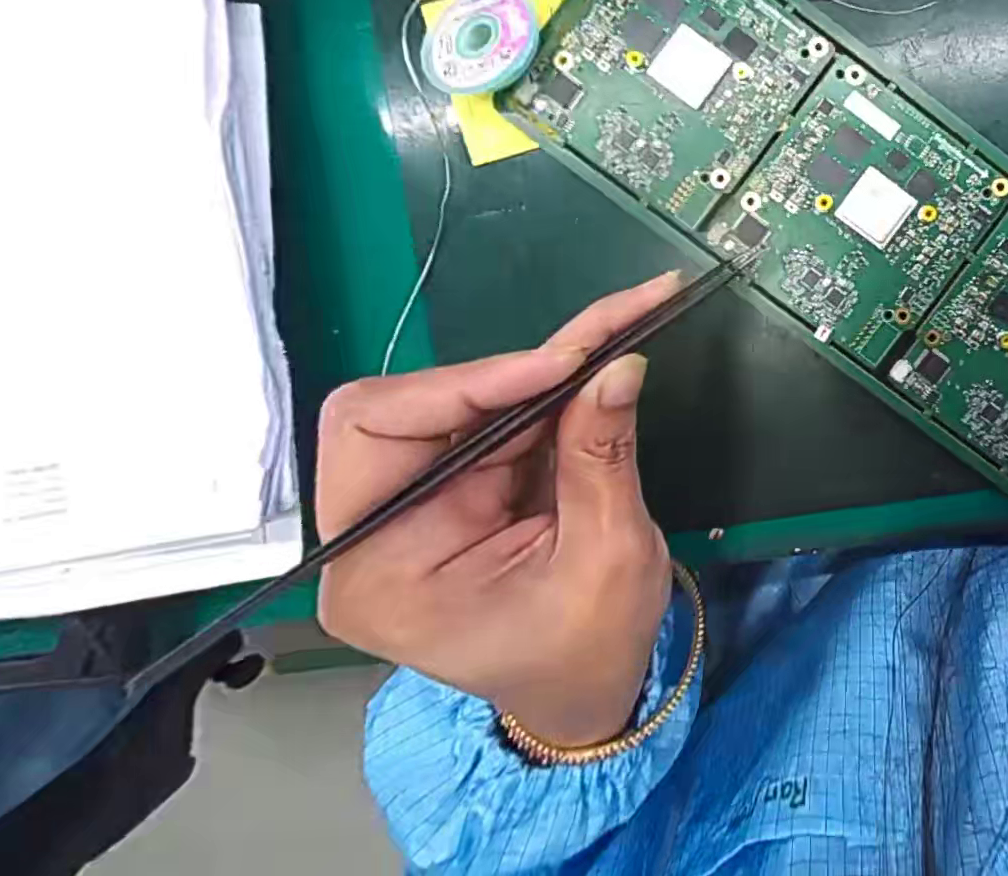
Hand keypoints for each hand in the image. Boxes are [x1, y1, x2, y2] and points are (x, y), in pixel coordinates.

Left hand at [315, 273, 680, 745]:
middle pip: (428, 401)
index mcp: (381, 567)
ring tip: (630, 320)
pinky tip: (608, 352)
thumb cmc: (591, 648)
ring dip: (556, 363)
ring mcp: (429, 498)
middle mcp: (384, 524)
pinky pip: (511, 412)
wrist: (591, 687)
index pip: (377, 432)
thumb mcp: (608, 556)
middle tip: (612, 331)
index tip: (564, 363)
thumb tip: (619, 364)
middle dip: (525, 368)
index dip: (468, 384)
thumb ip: (602, 456)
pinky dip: (563, 384)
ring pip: (479, 397)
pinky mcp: (472, 482)